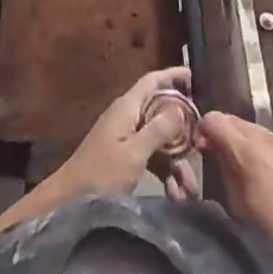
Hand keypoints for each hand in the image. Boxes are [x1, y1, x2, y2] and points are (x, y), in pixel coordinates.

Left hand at [49, 67, 195, 198]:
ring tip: (190, 190)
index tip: (193, 75)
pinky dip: (165, 172)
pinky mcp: (125, 155)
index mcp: (127, 108)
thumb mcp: (134, 153)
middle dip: (183, 131)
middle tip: (202, 146)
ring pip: (160, 139)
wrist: (70, 198)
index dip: (171, 75)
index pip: (151, 81)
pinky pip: (152, 157)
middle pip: (161, 112)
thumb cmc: (102, 173)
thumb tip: (180, 107)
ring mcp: (125, 136)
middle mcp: (127, 116)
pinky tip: (176, 195)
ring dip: (177, 162)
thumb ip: (157, 130)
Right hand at [199, 111, 272, 272]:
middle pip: (235, 119)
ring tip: (241, 163)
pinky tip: (264, 169)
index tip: (201, 147)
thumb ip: (222, 164)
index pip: (216, 119)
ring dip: (242, 139)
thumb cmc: (267, 234)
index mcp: (250, 153)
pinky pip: (272, 140)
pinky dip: (261, 147)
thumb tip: (210, 144)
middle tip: (217, 153)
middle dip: (223, 132)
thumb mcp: (235, 200)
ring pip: (253, 128)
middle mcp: (271, 141)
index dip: (204, 129)